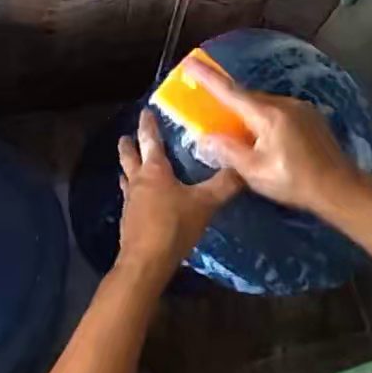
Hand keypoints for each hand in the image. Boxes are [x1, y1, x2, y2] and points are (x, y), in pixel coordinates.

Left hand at [116, 109, 240, 282]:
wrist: (146, 262)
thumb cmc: (173, 225)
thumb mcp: (205, 203)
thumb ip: (224, 185)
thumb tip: (245, 168)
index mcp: (154, 170)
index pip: (150, 140)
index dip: (148, 124)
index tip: (145, 110)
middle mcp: (139, 181)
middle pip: (129, 157)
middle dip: (128, 145)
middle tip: (126, 136)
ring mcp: (130, 202)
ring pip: (126, 178)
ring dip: (127, 168)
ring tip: (129, 166)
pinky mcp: (129, 220)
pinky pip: (130, 198)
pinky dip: (133, 191)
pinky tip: (140, 199)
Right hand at [184, 59, 366, 215]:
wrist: (340, 188)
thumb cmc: (295, 182)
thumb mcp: (254, 172)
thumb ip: (228, 151)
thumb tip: (206, 137)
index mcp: (267, 115)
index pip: (230, 92)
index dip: (208, 78)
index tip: (190, 63)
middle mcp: (284, 104)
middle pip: (248, 97)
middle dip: (228, 102)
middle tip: (212, 111)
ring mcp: (301, 108)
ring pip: (264, 104)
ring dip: (249, 113)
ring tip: (239, 132)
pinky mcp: (311, 116)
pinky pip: (279, 110)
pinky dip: (265, 118)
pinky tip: (265, 137)